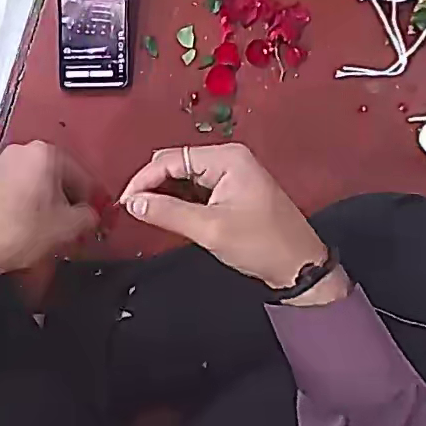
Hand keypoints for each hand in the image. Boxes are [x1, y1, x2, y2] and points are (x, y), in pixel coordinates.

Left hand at [0, 141, 98, 271]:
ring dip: (46, 202)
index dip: (93, 200)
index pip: (82, 176)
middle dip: (68, 201)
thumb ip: (90, 216)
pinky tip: (26, 224)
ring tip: (49, 228)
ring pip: (35, 182)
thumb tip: (91, 215)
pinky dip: (25, 202)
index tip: (97, 216)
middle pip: (57, 176)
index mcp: (45, 153)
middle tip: (74, 225)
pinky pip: (14, 187)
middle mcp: (21, 151)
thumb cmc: (20, 231)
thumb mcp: (69, 227)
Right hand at [119, 144, 344, 302]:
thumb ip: (167, 212)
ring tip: (147, 214)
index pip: (173, 159)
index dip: (144, 179)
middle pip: (177, 163)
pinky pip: (197, 187)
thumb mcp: (210, 229)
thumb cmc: (261, 245)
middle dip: (153, 185)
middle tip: (133, 210)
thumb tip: (133, 203)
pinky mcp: (233, 188)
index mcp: (227, 158)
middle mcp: (229, 157)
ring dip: (165, 193)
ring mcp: (232, 172)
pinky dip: (180, 200)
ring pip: (185, 176)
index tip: (125, 202)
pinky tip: (168, 214)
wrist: (300, 267)